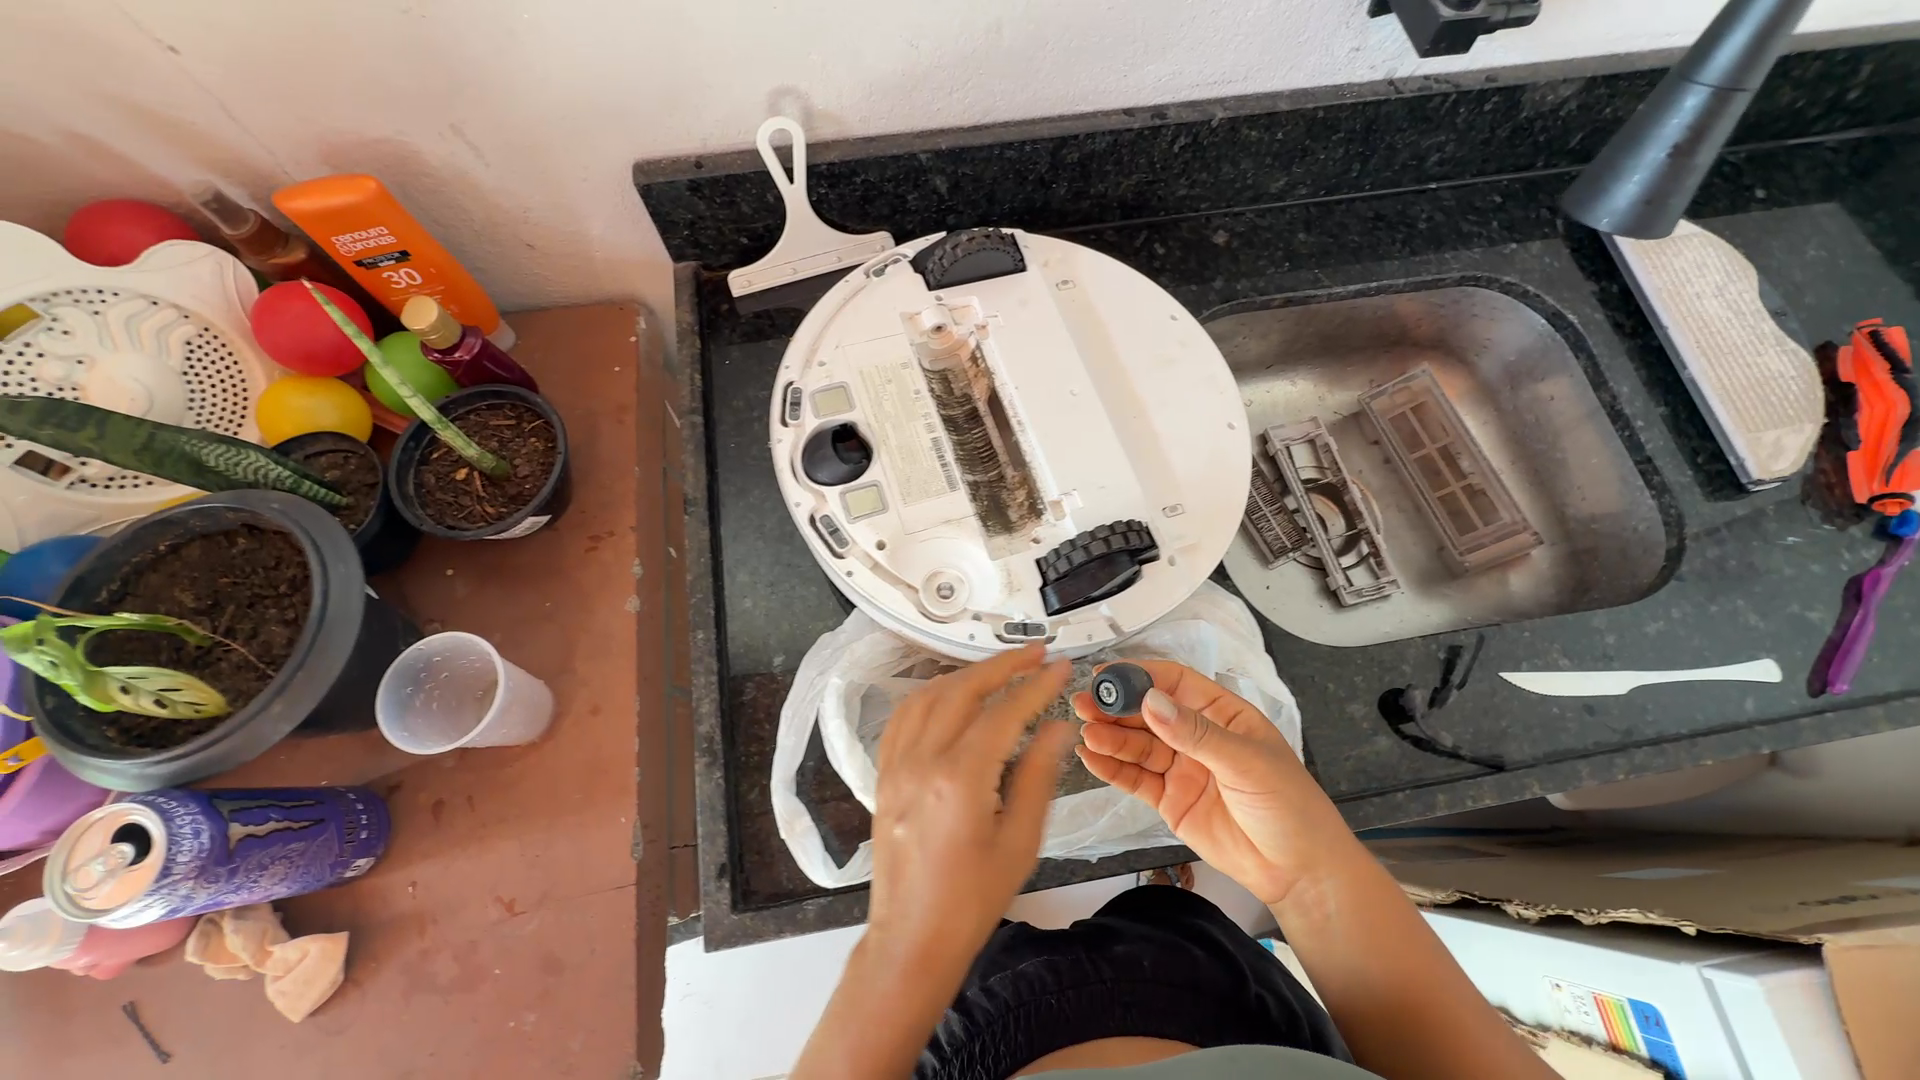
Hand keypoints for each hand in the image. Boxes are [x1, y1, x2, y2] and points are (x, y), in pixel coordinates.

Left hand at [866, 644, 1075, 968]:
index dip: (1036, 686)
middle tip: (1036, 654)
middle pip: (963, 691)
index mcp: (959, 779)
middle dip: (1002, 666)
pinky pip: (903, 718)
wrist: (913, 937)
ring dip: (966, 675)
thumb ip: (1038, 776)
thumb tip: (1058, 728)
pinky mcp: (883, 776)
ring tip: (1000, 669)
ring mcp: (896, 766)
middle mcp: (922, 762)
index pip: (1004, 713)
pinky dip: (930, 695)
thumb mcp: (1020, 842)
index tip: (1060, 668)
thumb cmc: (972, 899)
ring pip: (929, 696)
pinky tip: (949, 695)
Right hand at [1073, 662, 1345, 904]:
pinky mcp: (1169, 800)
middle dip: (1116, 707)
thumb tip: (1152, 703)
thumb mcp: (1247, 763)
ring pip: (1137, 745)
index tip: (1108, 675)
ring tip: (1086, 732)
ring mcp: (1181, 768)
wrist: (1298, 872)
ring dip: (1110, 737)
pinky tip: (1091, 758)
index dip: (1141, 676)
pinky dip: (1111, 768)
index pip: (1175, 683)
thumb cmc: (1290, 806)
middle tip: (1085, 704)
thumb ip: (1196, 734)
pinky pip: (1134, 779)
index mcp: (1221, 714)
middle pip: (1147, 713)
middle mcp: (1196, 736)